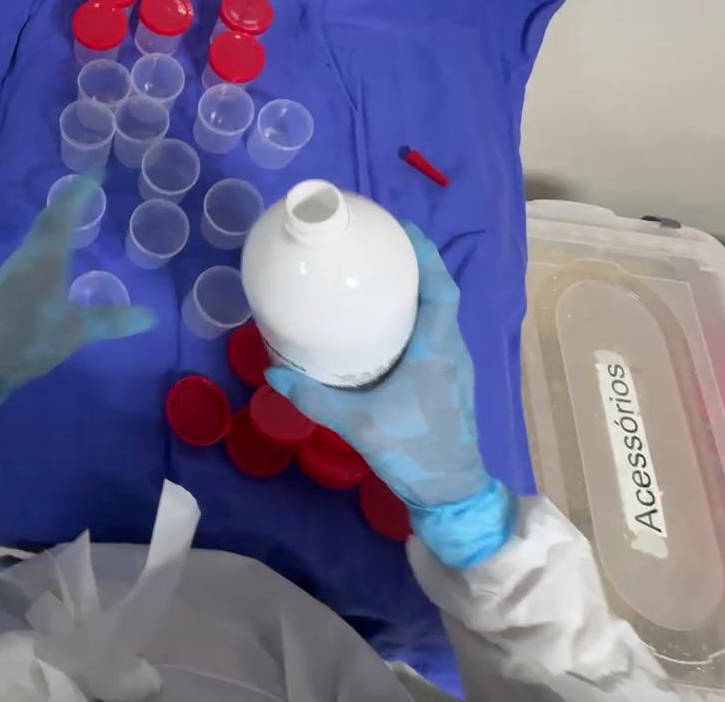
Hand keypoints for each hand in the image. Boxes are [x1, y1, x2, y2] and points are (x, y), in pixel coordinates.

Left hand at [0, 180, 156, 455]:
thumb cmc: (28, 342)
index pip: (64, 215)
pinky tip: (54, 253)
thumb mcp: (75, 333)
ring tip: (76, 216)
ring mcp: (11, 270)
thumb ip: (112, 321)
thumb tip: (152, 316)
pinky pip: (31, 249)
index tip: (97, 173)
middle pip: (48, 219)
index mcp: (44, 258)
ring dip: (57, 220)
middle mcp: (26, 256)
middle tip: (89, 190)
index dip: (80, 192)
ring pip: (37, 234)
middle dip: (69, 201)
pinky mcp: (4, 285)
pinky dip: (48, 240)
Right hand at [266, 222, 516, 567]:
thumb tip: (272, 372)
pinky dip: (413, 312)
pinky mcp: (446, 378)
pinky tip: (381, 320)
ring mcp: (451, 364)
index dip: (426, 254)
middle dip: (414, 263)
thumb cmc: (413, 453)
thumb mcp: (358, 425)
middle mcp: (449, 349)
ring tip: (375, 274)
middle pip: (439, 292)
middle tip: (376, 245)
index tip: (401, 228)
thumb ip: (314, 397)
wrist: (452, 495)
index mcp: (436, 351)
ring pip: (437, 311)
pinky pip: (432, 330)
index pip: (440, 289)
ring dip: (415, 287)